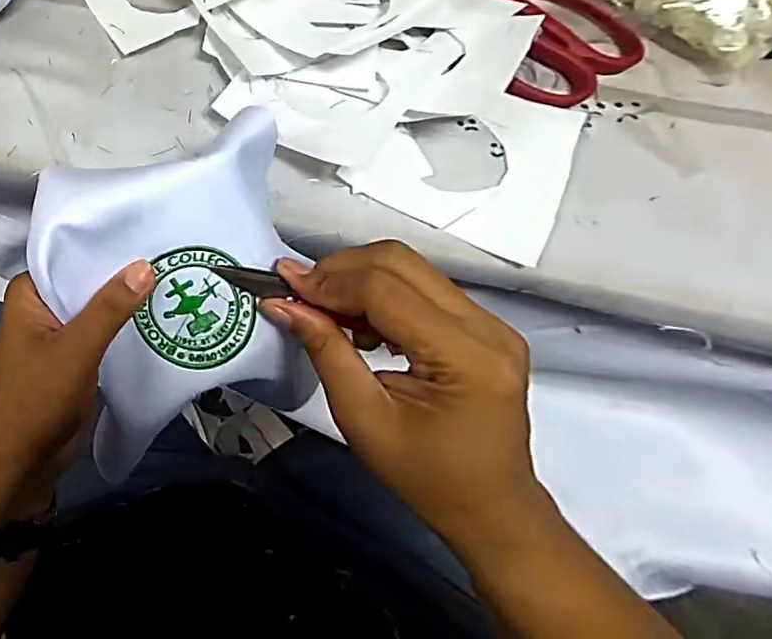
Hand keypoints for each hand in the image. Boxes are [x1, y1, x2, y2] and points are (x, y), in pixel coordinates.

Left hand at [0, 264, 154, 527]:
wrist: (18, 467)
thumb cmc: (36, 400)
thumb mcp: (75, 350)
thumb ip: (109, 309)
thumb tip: (145, 265)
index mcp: (28, 293)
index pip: (67, 255)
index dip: (103, 246)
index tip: (146, 233)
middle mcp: (40, 307)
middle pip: (84, 282)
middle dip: (120, 275)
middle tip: (169, 255)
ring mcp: (56, 334)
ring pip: (94, 310)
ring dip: (124, 304)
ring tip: (173, 281)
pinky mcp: (72, 359)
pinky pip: (100, 335)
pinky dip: (122, 330)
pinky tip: (157, 319)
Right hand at [259, 242, 553, 550]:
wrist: (490, 509)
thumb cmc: (426, 474)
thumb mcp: (362, 416)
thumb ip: (324, 350)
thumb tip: (281, 302)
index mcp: (466, 359)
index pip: (384, 290)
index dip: (328, 283)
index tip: (284, 289)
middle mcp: (487, 330)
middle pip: (397, 262)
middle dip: (339, 270)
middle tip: (303, 298)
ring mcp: (490, 323)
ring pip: (406, 266)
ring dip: (357, 277)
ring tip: (331, 315)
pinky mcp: (482, 324)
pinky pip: (419, 282)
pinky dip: (377, 289)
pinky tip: (361, 323)